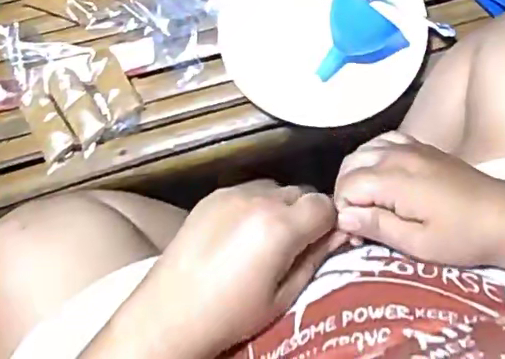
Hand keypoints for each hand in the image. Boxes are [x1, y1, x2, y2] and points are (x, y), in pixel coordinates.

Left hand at [137, 181, 342, 352]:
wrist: (167, 315)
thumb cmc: (228, 317)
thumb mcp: (282, 299)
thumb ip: (313, 261)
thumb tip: (337, 235)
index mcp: (280, 227)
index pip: (325, 205)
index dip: (328, 223)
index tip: (322, 241)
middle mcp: (260, 199)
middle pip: (302, 192)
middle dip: (305, 214)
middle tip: (294, 245)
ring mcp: (235, 192)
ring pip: (276, 188)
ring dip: (280, 207)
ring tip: (265, 239)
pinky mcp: (215, 193)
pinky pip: (249, 190)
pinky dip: (254, 205)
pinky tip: (240, 234)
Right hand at [332, 132, 504, 266]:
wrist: (503, 214)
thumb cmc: (462, 236)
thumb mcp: (419, 245)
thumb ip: (379, 226)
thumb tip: (344, 217)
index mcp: (395, 179)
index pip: (347, 185)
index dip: (343, 211)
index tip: (356, 236)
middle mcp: (398, 154)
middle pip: (350, 163)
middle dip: (346, 191)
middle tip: (360, 223)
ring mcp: (410, 146)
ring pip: (364, 149)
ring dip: (357, 172)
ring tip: (368, 202)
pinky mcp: (421, 145)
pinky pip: (385, 139)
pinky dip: (373, 154)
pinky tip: (381, 175)